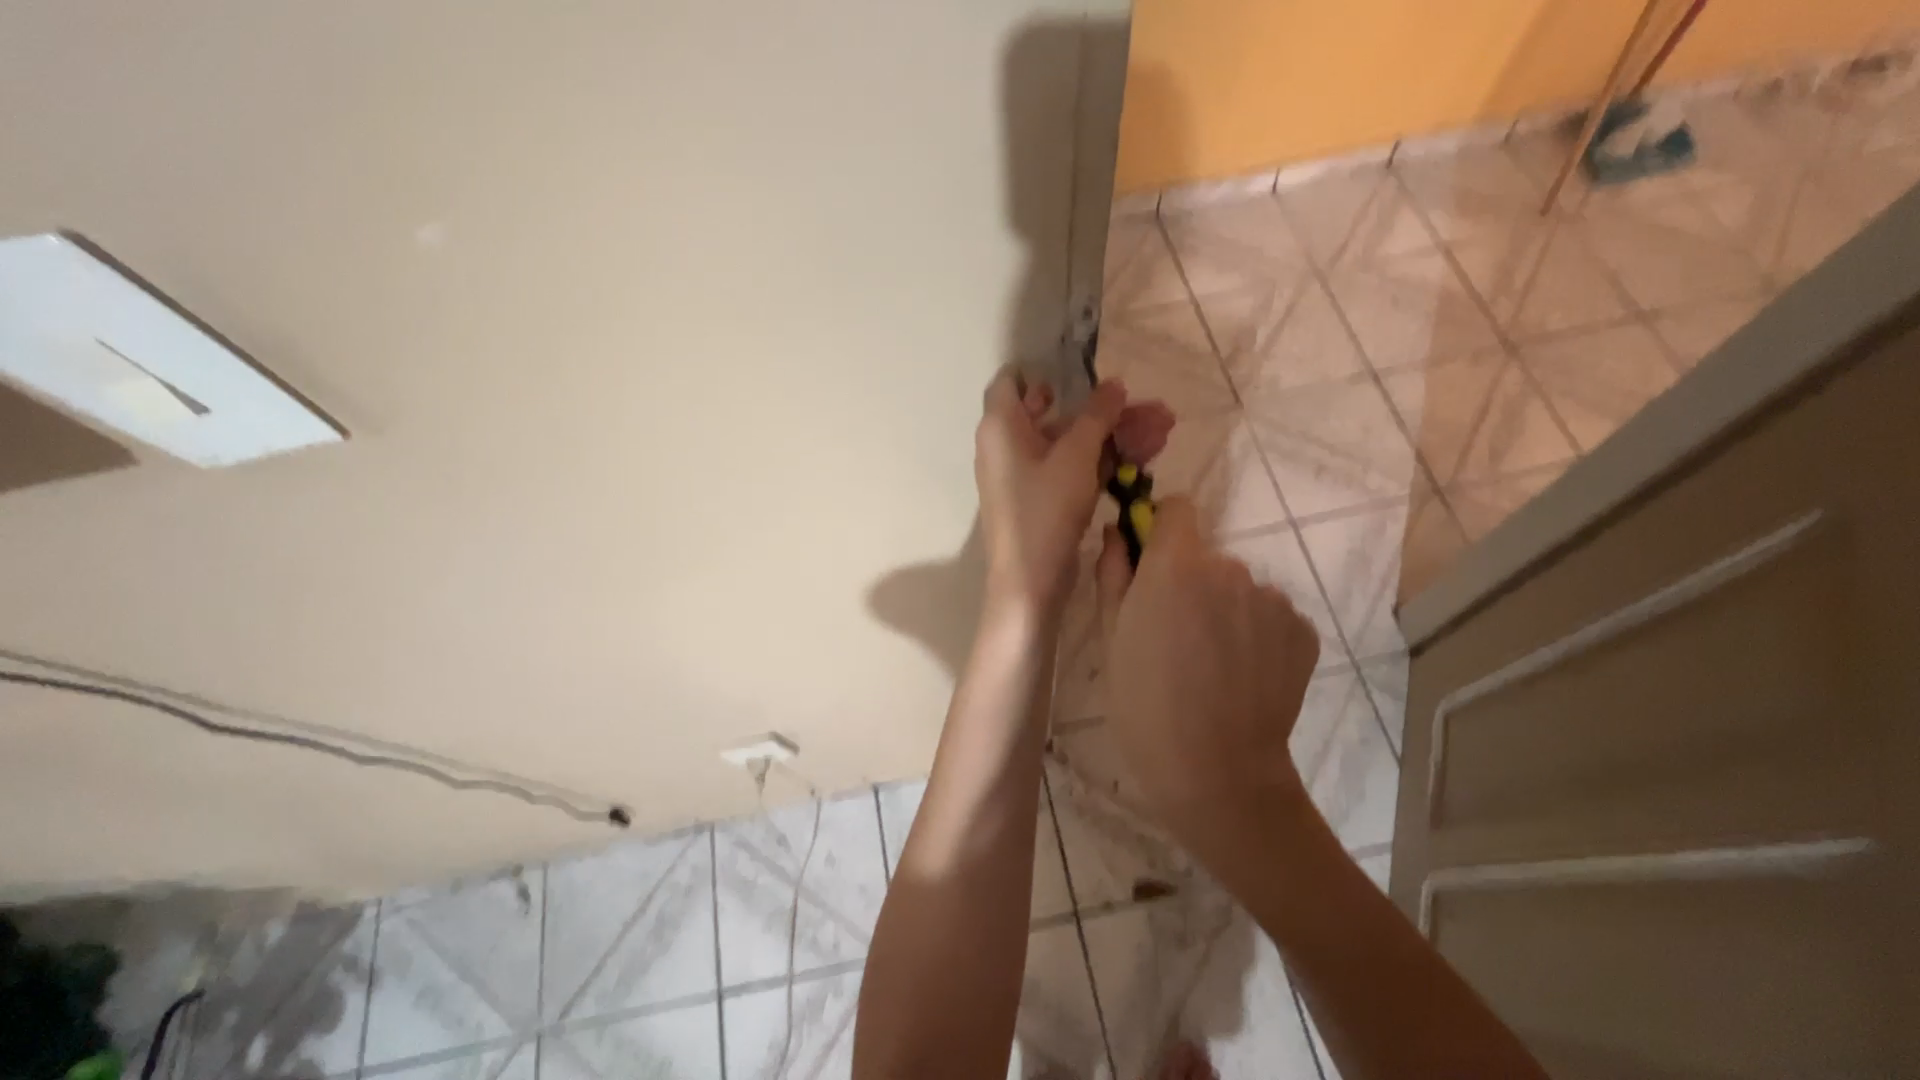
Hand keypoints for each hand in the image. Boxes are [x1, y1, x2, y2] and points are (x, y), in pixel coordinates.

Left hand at [974, 369, 1171, 614]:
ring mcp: (1024, 476)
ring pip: (1070, 444)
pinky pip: (1071, 470)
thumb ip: (1097, 416)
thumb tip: (1114, 384)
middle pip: (1055, 415)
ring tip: (1163, 432)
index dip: (1043, 374)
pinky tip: (1144, 459)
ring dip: (1113, 437)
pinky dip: (1102, 462)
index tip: (1080, 376)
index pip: (1011, 382)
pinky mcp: (1040, 501)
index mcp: (1000, 427)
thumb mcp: (1076, 457)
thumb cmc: (1044, 510)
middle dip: (1105, 411)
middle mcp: (1005, 446)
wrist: (1029, 583)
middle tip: (1153, 411)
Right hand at [1094, 497, 1320, 865]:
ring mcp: (1274, 600)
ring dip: (1227, 611)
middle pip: (1209, 557)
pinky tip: (1243, 677)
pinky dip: (1258, 636)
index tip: (1153, 563)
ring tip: (1212, 664)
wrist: (1216, 770)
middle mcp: (1232, 569)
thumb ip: (1114, 572)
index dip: (1162, 529)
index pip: (1178, 508)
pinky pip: (1272, 617)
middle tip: (1176, 637)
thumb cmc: (1144, 704)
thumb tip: (1119, 531)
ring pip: (1241, 589)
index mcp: (1177, 566)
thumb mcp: (1111, 639)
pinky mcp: (1304, 631)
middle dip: (1191, 582)